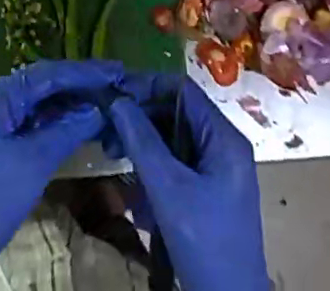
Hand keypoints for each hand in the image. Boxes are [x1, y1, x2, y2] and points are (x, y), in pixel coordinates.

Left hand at [0, 60, 124, 288]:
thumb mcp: (32, 162)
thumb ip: (65, 131)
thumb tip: (96, 109)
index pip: (48, 74)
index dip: (85, 73)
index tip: (119, 71)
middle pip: (45, 85)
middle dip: (82, 86)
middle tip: (121, 87)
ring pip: (42, 104)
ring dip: (73, 105)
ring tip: (110, 104)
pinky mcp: (1, 142)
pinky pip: (35, 123)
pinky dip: (60, 124)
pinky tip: (84, 128)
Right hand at [107, 72, 269, 290]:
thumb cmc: (204, 243)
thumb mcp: (167, 187)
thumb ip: (141, 139)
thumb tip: (115, 98)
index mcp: (224, 138)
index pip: (181, 89)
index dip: (145, 86)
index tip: (111, 95)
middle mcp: (222, 146)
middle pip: (175, 110)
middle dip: (138, 114)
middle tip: (105, 127)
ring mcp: (215, 168)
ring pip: (171, 134)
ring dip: (139, 138)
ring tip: (111, 151)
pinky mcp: (206, 189)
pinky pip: (174, 159)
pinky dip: (149, 160)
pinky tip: (128, 175)